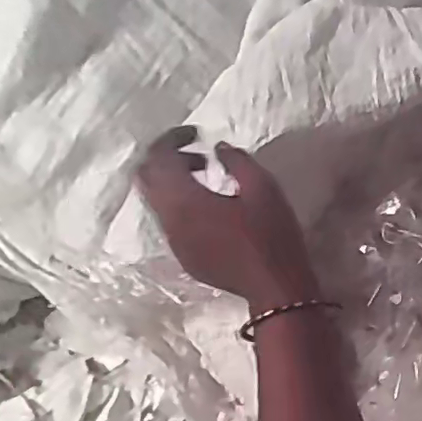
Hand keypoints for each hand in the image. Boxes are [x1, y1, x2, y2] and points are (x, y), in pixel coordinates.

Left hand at [136, 127, 320, 308]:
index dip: (173, 138)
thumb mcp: (264, 188)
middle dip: (166, 158)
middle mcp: (170, 220)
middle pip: (146, 177)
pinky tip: (209, 209)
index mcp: (186, 201)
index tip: (198, 133)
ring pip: (155, 201)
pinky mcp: (184, 256)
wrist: (275, 287)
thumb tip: (218, 148)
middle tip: (198, 156)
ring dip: (173, 183)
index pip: (159, 157)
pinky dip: (180, 205)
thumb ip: (237, 160)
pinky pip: (169, 221)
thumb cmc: (272, 236)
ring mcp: (174, 241)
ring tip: (207, 180)